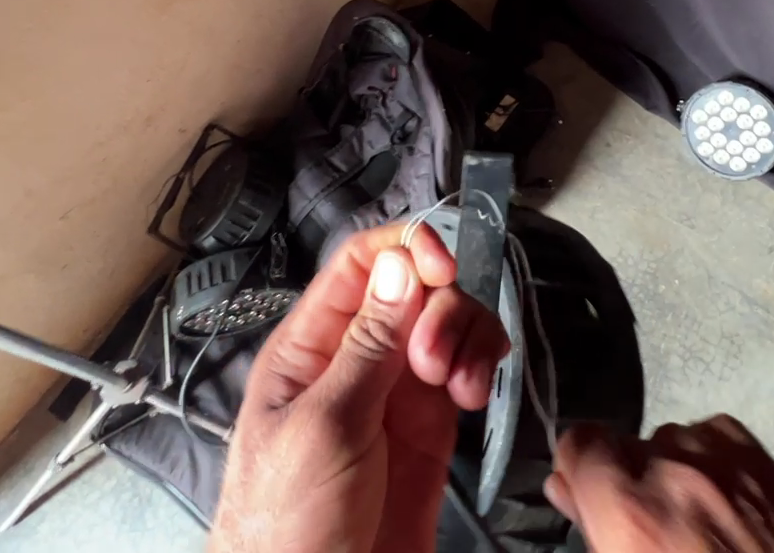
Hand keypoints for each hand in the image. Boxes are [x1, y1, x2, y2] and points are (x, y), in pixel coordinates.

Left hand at [210, 222, 509, 552]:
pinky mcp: (433, 420)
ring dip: (469, 338)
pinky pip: (466, 366)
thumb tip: (398, 261)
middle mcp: (359, 353)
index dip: (404, 249)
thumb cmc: (291, 524)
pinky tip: (475, 395)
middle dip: (441, 312)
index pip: (360, 264)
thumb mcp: (325, 428)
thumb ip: (368, 344)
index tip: (443, 267)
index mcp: (313, 343)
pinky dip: (482, 366)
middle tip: (435, 365)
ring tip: (464, 390)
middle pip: (417, 288)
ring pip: (449, 322)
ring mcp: (399, 386)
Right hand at [544, 415, 773, 552]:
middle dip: (631, 478)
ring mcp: (728, 459)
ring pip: (673, 437)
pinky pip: (717, 436)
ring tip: (697, 521)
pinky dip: (713, 461)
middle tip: (652, 528)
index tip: (587, 491)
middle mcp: (676, 469)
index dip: (579, 467)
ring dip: (673, 469)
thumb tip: (564, 486)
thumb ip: (593, 524)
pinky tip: (725, 502)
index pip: (579, 441)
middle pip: (628, 443)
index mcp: (635, 510)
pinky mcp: (769, 461)